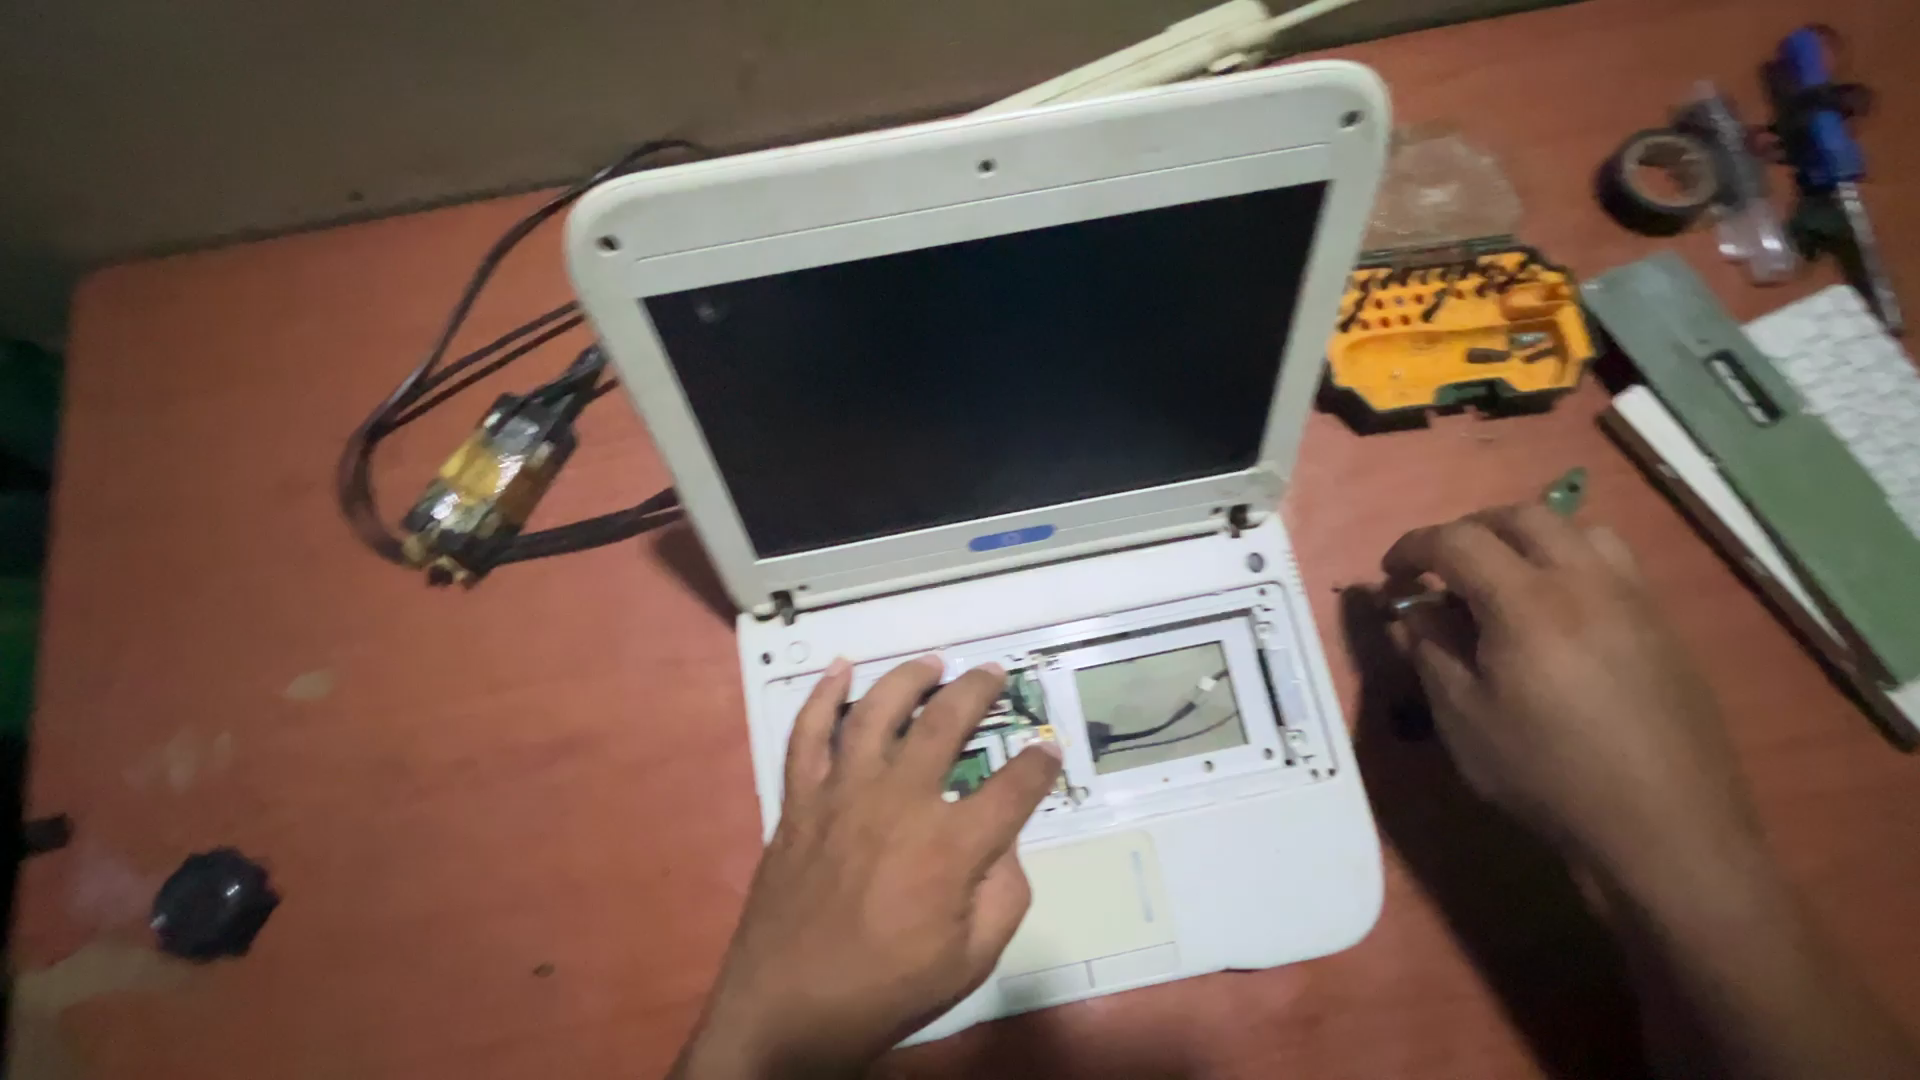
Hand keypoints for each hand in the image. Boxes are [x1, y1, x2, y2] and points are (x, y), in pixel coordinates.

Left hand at [672, 654, 1062, 1079]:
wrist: (787, 1012)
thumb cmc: (886, 990)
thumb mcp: (972, 959)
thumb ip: (1005, 892)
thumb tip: (1006, 839)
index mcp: (950, 846)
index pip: (1015, 787)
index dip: (1040, 764)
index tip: (1049, 751)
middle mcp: (899, 801)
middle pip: (946, 722)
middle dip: (978, 690)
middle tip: (993, 673)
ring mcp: (843, 793)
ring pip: (877, 711)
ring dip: (909, 678)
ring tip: (932, 663)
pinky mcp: (801, 799)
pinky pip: (807, 734)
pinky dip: (822, 696)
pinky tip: (839, 669)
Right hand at [1383, 503, 1762, 883]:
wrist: (1664, 832)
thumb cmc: (1544, 774)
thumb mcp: (1461, 715)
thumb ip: (1429, 648)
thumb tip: (1411, 608)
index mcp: (1527, 604)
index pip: (1458, 541)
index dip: (1413, 547)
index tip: (1391, 575)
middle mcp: (1586, 584)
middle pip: (1523, 515)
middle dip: (1468, 530)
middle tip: (1440, 568)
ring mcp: (1635, 601)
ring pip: (1578, 529)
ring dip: (1526, 537)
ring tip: (1501, 578)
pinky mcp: (1664, 627)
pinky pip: (1612, 564)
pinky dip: (1568, 562)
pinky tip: (1553, 614)